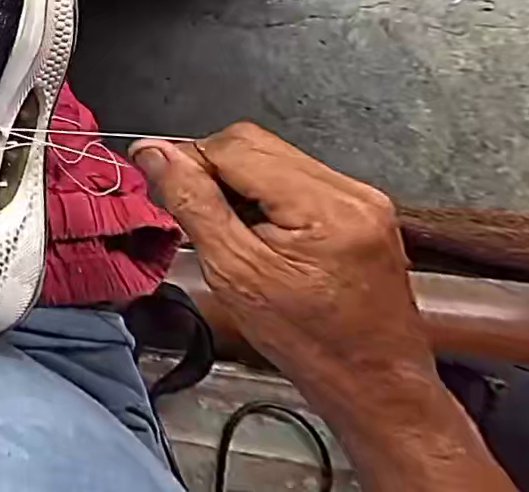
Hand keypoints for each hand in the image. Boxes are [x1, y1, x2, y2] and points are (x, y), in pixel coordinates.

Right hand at [130, 122, 433, 406]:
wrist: (373, 386)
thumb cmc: (308, 342)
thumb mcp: (232, 272)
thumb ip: (191, 201)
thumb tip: (154, 152)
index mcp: (325, 207)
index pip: (232, 146)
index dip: (190, 162)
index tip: (165, 183)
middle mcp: (349, 191)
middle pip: (249, 142)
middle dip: (211, 168)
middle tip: (198, 211)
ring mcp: (357, 196)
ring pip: (265, 152)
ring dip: (233, 178)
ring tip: (232, 225)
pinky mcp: (355, 204)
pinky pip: (286, 170)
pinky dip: (258, 189)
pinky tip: (257, 226)